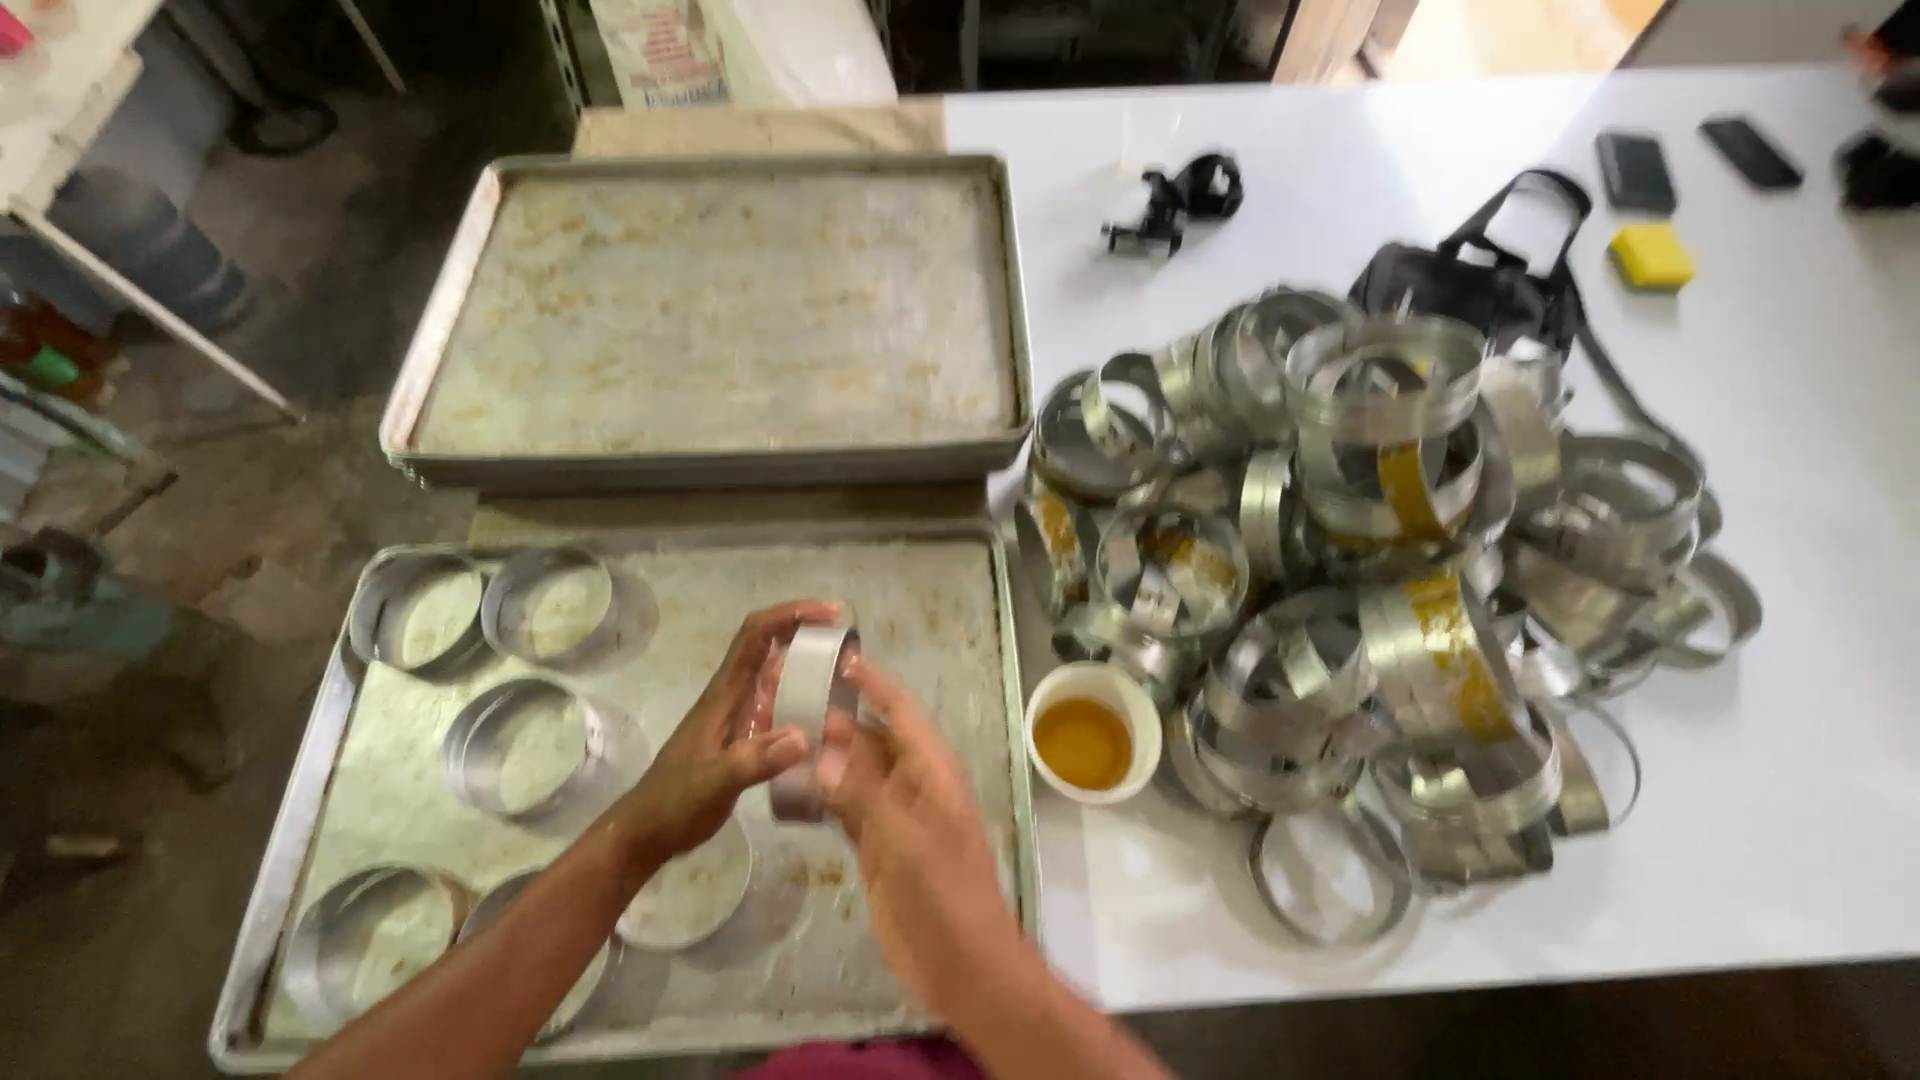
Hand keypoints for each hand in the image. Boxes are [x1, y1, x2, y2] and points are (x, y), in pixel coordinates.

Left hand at [613, 599, 839, 861]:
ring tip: (845, 665)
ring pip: (775, 671)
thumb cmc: (676, 801)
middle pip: (768, 643)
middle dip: (804, 628)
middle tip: (846, 636)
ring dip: (806, 659)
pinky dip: (803, 694)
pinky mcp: (744, 735)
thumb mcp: (716, 782)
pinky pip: (778, 702)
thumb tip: (803, 737)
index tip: (829, 613)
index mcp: (725, 693)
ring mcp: (738, 714)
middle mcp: (733, 694)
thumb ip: (755, 760)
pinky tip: (826, 712)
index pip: (756, 634)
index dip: (791, 614)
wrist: (648, 830)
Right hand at [815, 657, 1030, 1018]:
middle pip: (875, 740)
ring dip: (830, 757)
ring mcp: (895, 819)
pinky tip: (795, 787)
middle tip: (792, 699)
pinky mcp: (878, 849)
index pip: (902, 714)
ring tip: (786, 734)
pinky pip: (848, 809)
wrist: (963, 965)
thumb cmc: (945, 896)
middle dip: (841, 720)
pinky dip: (826, 796)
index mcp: (933, 773)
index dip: (876, 685)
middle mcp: (914, 787)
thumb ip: (864, 794)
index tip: (841, 659)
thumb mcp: (905, 841)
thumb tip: (823, 750)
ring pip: (859, 774)